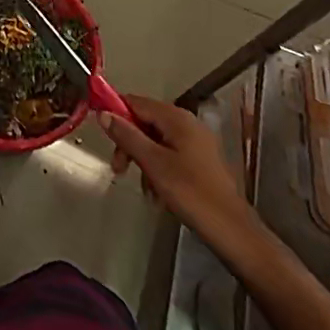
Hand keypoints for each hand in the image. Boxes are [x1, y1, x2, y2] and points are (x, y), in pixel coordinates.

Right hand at [100, 95, 258, 247]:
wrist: (229, 227)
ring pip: (155, 140)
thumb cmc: (191, 192)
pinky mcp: (199, 159)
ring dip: (142, 159)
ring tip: (144, 186)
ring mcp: (195, 141)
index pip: (136, 102)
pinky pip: (168, 153)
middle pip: (145, 121)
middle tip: (119, 167)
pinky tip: (158, 191)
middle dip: (129, 142)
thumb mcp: (153, 163)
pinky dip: (157, 168)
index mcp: (176, 118)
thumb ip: (127, 136)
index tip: (100, 130)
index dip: (115, 112)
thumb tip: (104, 114)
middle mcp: (187, 123)